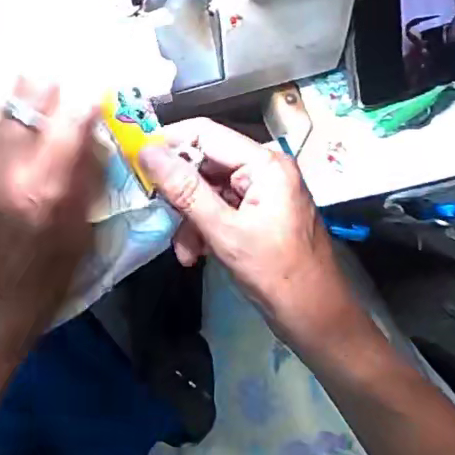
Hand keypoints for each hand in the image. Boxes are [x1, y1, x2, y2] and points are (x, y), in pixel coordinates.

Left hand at [0, 77, 102, 374]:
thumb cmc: (41, 286)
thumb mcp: (79, 238)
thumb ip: (87, 181)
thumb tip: (95, 137)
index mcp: (44, 186)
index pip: (72, 117)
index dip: (90, 96)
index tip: (102, 86)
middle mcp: (8, 164)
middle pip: (36, 100)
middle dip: (61, 83)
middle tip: (77, 75)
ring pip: (7, 102)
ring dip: (32, 85)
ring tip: (50, 74)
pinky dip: (3, 99)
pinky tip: (16, 89)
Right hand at [137, 119, 359, 349]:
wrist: (319, 321)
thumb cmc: (278, 275)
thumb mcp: (224, 232)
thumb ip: (184, 189)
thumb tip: (147, 152)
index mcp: (264, 164)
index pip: (205, 133)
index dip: (167, 142)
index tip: (135, 161)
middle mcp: (264, 169)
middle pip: (204, 162)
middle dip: (179, 192)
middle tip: (159, 215)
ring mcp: (262, 191)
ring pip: (207, 188)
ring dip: (189, 217)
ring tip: (185, 250)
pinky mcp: (257, 212)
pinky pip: (219, 207)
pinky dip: (203, 227)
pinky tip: (197, 253)